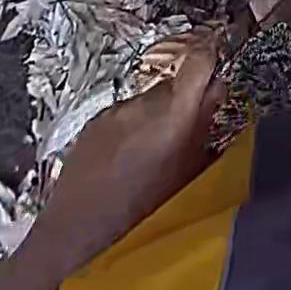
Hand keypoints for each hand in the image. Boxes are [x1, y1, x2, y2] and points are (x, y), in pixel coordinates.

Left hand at [21, 29, 222, 284]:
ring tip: (152, 152)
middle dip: (184, 101)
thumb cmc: (140, 211)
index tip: (218, 60)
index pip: (199, 61)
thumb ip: (205, 127)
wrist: (72, 234)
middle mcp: (145, 102)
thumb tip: (218, 92)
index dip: (211, 56)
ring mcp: (116, 109)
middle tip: (186, 132)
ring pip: (150, 100)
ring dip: (158, 116)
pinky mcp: (95, 120)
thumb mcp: (186, 172)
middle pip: (176, 84)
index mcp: (173, 114)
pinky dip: (133, 127)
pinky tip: (126, 158)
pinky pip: (126, 113)